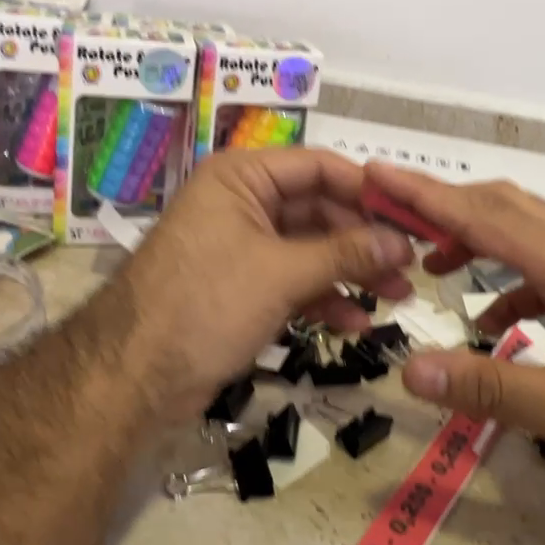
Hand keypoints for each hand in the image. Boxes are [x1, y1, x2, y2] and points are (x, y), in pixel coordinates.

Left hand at [111, 148, 415, 416]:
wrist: (132, 377)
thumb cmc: (206, 304)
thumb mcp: (281, 273)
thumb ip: (346, 253)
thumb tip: (402, 243)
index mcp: (242, 177)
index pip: (318, 167)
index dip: (367, 190)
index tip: (412, 216)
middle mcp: (242, 202)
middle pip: (318, 209)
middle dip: (364, 240)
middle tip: (412, 266)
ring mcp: (241, 247)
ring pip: (310, 249)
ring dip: (351, 272)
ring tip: (397, 298)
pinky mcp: (241, 287)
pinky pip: (293, 281)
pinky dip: (323, 298)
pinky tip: (356, 324)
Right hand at [371, 163, 544, 504]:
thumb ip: (485, 387)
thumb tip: (408, 370)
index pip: (484, 216)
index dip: (424, 196)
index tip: (377, 175)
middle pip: (503, 208)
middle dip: (443, 205)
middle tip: (387, 208)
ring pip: (524, 236)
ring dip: (474, 240)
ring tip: (426, 261)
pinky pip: (544, 273)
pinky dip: (507, 284)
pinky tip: (488, 321)